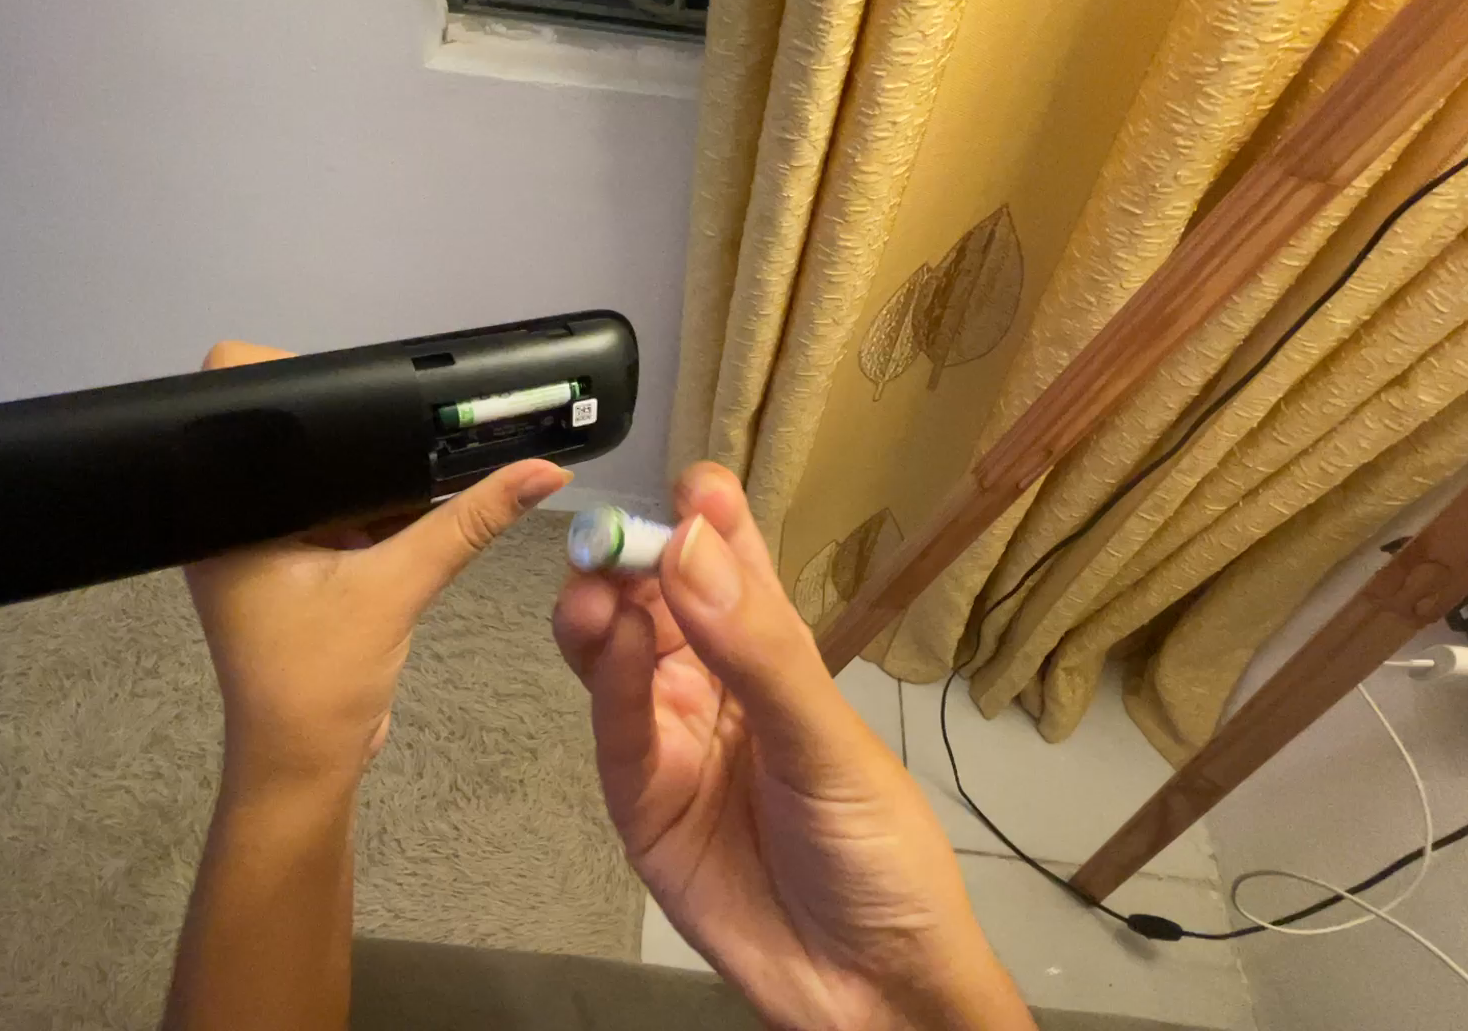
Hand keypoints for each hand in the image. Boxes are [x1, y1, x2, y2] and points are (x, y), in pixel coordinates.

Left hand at [184, 340, 571, 786]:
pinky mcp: (307, 562)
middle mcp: (241, 516)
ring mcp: (276, 539)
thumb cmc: (324, 678)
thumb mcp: (399, 587)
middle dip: (356, 424)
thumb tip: (542, 473)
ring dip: (377, 465)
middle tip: (413, 406)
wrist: (311, 760)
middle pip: (296, 440)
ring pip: (330, 477)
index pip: (237, 408)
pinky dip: (386, 502)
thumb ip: (469, 524)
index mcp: (229, 512)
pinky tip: (429, 487)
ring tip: (431, 438)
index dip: (291, 377)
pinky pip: (349, 511)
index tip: (364, 383)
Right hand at [553, 464, 1033, 1030]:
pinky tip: (604, 638)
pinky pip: (616, 723)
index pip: (731, 560)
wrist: (863, 984)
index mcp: (769, 646)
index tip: (692, 486)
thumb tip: (690, 542)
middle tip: (613, 537)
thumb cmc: (872, 844)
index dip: (710, 516)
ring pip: (619, 649)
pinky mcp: (638, 789)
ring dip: (602, 609)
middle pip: (657, 594)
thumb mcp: (825, 739)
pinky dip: (606, 678)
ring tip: (595, 583)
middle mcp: (711, 674)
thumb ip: (757, 645)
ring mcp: (669, 729)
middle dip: (634, 557)